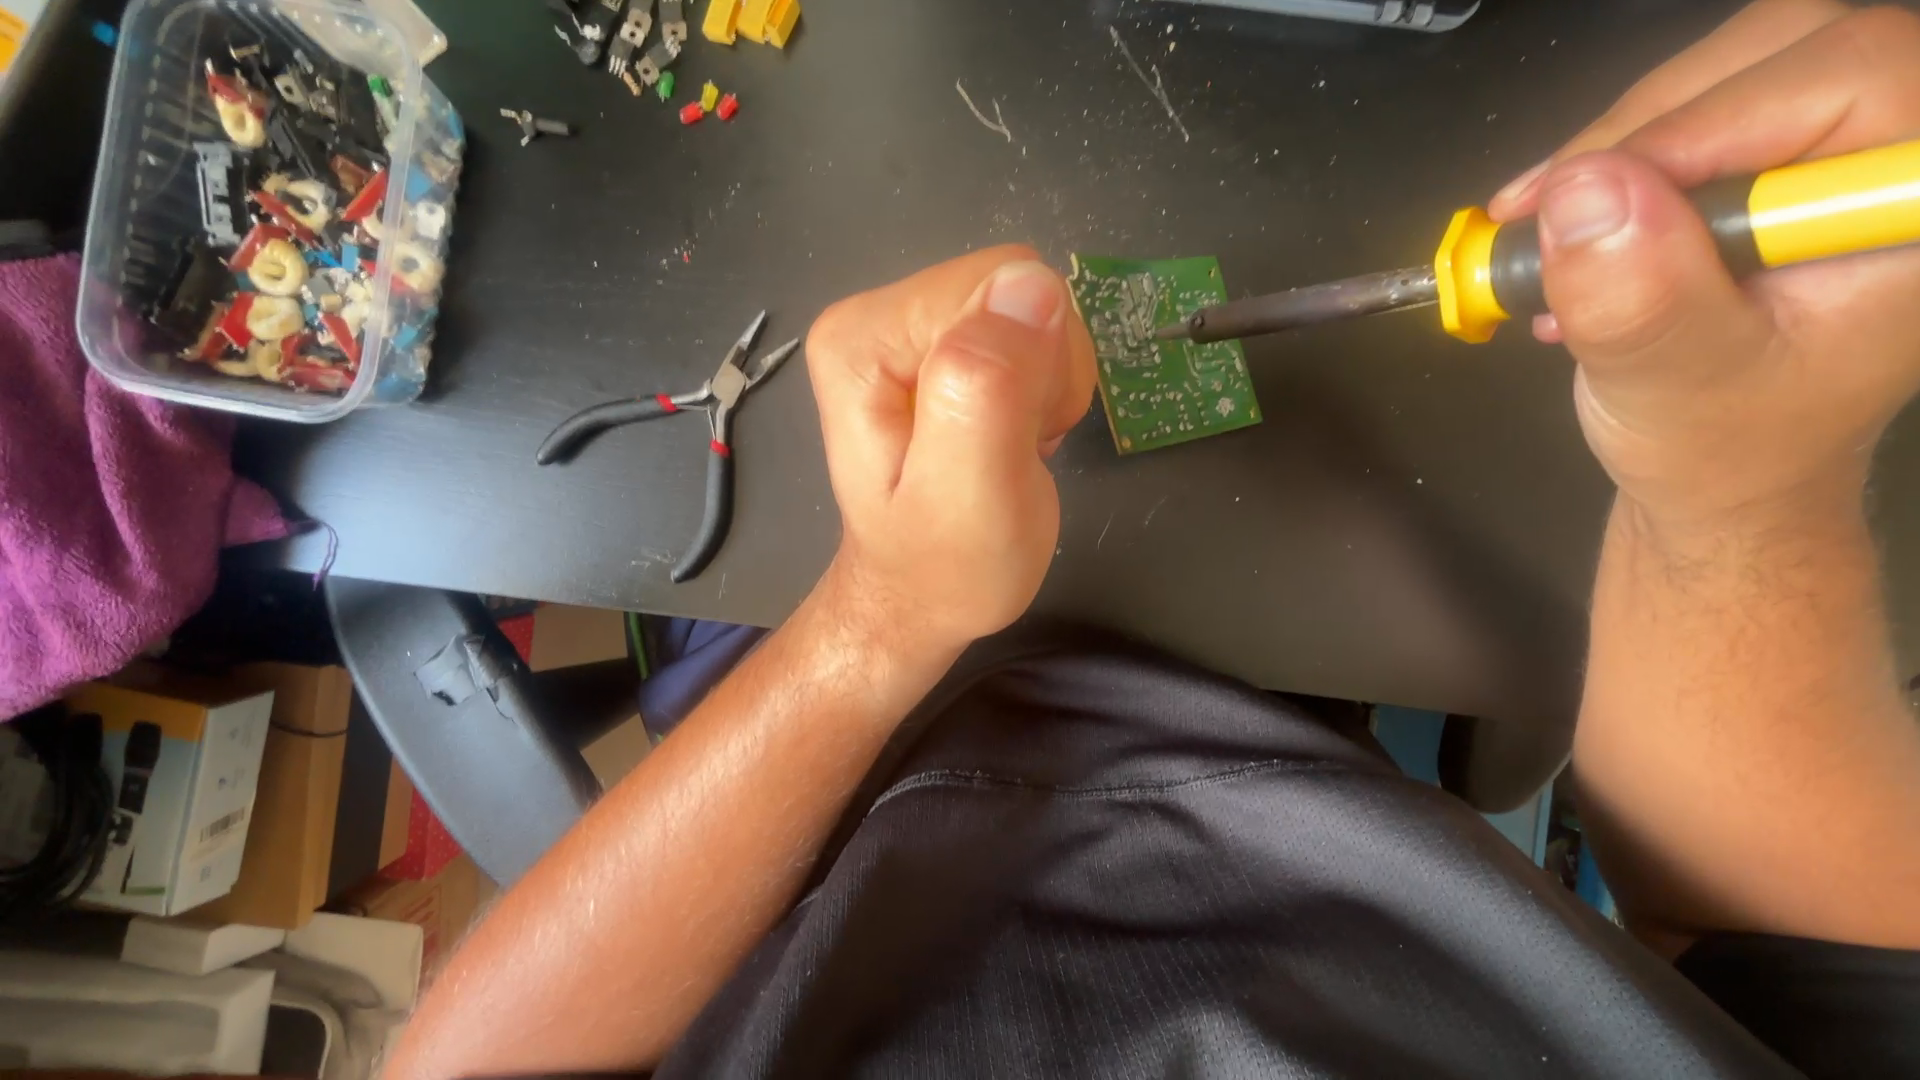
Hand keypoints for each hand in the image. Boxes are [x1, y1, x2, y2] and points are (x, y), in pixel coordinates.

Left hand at [804, 247, 1096, 650]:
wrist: (924, 600)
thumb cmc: (946, 568)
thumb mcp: (969, 494)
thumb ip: (989, 388)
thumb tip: (1030, 286)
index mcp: (864, 337)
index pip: (996, 285)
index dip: (1034, 361)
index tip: (1016, 435)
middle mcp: (878, 316)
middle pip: (1015, 287)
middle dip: (1043, 371)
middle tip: (1017, 446)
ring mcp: (911, 329)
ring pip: (1034, 308)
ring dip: (1048, 385)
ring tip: (1013, 448)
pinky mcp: (947, 348)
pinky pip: (1033, 332)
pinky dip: (1044, 389)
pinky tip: (1014, 436)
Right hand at [1488, 0, 1919, 535]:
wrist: (1723, 474)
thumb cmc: (1718, 443)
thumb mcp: (1673, 382)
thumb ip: (1640, 295)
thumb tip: (1575, 192)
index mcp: (1918, 198)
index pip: (1837, 79)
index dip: (1688, 128)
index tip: (1557, 206)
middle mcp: (1901, 152)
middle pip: (1780, 48)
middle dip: (1638, 129)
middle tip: (1538, 212)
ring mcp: (1844, 152)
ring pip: (1725, 73)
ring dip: (1610, 153)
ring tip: (1541, 239)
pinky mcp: (1779, 165)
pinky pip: (1693, 115)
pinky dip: (1610, 170)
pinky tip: (1571, 239)